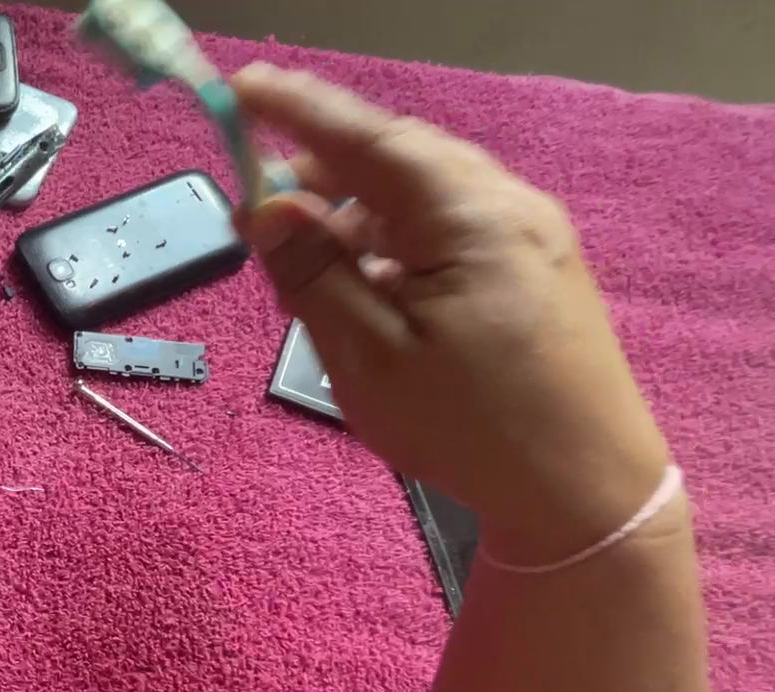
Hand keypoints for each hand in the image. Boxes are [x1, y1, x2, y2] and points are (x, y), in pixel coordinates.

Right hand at [232, 65, 673, 565]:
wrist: (574, 482)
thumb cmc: (461, 421)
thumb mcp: (363, 353)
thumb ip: (312, 274)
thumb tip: (266, 209)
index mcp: (467, 218)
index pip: (369, 141)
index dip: (299, 110)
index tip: (240, 87)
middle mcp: (503, 208)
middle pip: (394, 162)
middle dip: (317, 170)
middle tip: (253, 205)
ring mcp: (519, 237)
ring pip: (411, 200)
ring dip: (344, 217)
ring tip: (295, 263)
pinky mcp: (519, 270)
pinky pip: (432, 233)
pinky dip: (377, 244)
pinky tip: (352, 286)